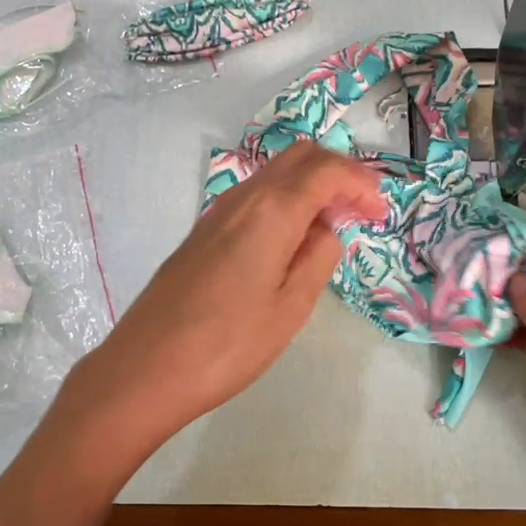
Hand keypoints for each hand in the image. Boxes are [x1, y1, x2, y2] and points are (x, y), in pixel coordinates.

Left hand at [75, 143, 385, 439]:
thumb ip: (318, 258)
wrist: (144, 369)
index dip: (361, 184)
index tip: (381, 214)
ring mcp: (219, 210)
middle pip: (301, 156)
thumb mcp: (290, 308)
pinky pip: (256, 194)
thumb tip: (327, 230)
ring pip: (276, 171)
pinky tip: (293, 238)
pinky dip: (286, 199)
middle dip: (339, 172)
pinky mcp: (204, 229)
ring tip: (334, 223)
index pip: (327, 170)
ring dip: (311, 183)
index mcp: (272, 211)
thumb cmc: (226, 345)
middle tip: (362, 209)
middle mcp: (245, 197)